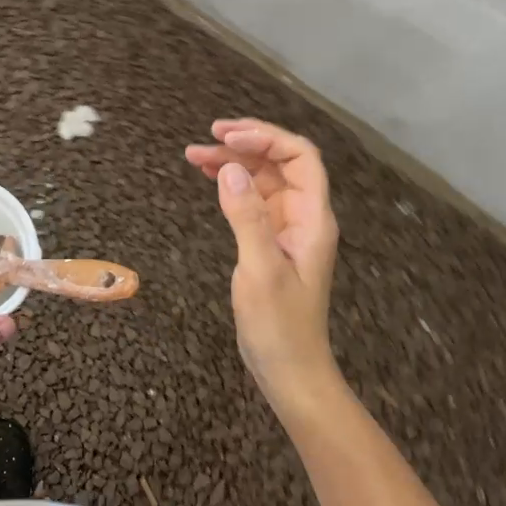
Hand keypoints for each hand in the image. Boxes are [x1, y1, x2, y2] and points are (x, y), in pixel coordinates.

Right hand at [186, 118, 340, 407]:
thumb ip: (247, 218)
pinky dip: (230, 181)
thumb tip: (229, 168)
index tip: (226, 137)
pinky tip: (206, 175)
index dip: (266, 139)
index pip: (300, 158)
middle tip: (207, 135)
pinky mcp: (269, 239)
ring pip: (263, 176)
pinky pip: (252, 197)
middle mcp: (302, 215)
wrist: (289, 370)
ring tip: (193, 154)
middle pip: (280, 161)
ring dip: (232, 159)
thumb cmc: (280, 324)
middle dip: (246, 142)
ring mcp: (286, 226)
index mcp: (312, 218)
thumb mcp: (261, 270)